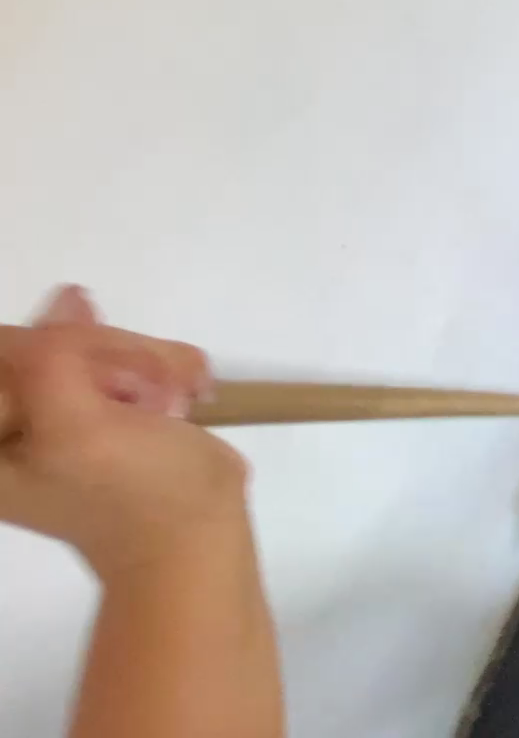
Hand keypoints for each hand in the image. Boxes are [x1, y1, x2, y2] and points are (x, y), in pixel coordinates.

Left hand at [0, 286, 247, 579]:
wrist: (191, 529)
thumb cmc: (131, 489)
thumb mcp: (79, 429)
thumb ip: (55, 363)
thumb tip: (67, 299)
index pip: (11, 344)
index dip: (68, 350)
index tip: (113, 389)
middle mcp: (13, 412)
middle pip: (61, 339)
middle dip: (124, 359)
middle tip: (151, 401)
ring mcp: (64, 406)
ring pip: (110, 343)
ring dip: (159, 366)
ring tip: (174, 406)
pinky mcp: (111, 403)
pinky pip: (141, 357)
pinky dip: (174, 372)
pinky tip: (183, 402)